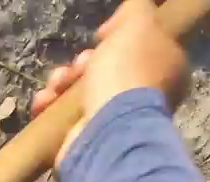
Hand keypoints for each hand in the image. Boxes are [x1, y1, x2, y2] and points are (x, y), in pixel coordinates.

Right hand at [31, 0, 190, 165]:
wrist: (105, 132)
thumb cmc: (127, 74)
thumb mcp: (138, 23)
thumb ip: (137, 8)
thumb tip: (123, 18)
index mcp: (165, 70)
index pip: (138, 46)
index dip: (116, 37)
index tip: (102, 36)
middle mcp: (141, 97)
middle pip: (105, 68)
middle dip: (84, 62)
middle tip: (80, 65)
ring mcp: (112, 121)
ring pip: (80, 91)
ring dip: (61, 82)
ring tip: (57, 85)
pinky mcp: (84, 139)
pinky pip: (62, 116)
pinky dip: (50, 106)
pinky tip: (44, 102)